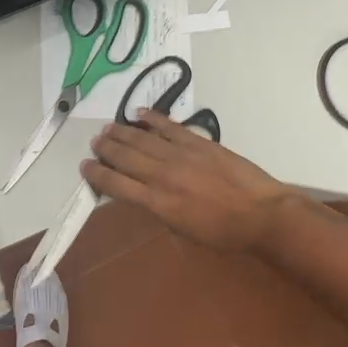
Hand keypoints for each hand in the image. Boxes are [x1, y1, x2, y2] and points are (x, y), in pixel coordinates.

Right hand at [83, 108, 298, 252]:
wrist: (262, 215)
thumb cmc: (223, 233)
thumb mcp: (183, 230)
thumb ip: (158, 209)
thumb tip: (141, 193)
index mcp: (156, 202)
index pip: (115, 184)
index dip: (96, 174)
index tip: (85, 167)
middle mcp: (162, 176)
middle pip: (123, 157)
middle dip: (105, 149)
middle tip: (94, 143)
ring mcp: (180, 155)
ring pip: (141, 139)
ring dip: (121, 132)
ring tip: (108, 128)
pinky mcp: (197, 142)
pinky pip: (168, 126)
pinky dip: (151, 118)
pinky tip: (138, 113)